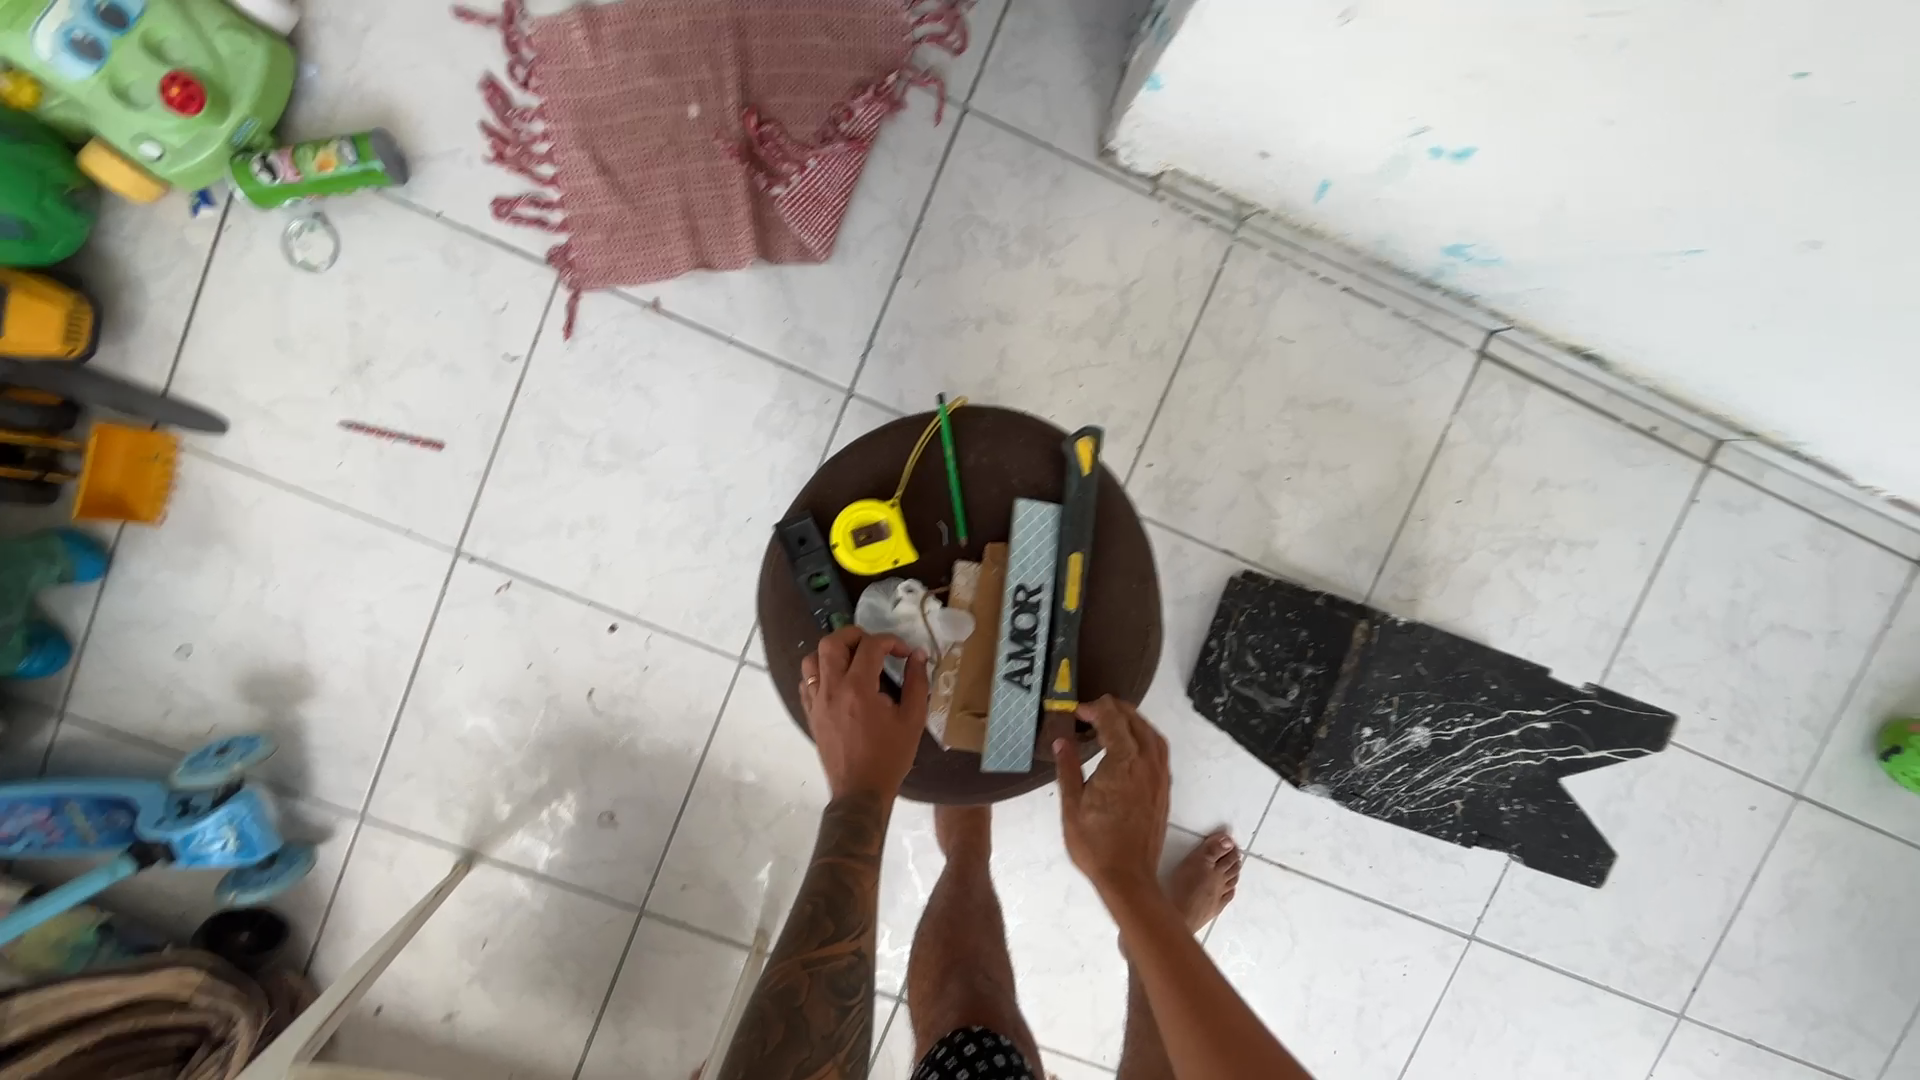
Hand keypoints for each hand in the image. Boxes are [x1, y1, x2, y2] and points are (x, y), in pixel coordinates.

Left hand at [801, 626, 928, 801]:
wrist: (860, 792)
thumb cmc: (889, 756)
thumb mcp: (912, 719)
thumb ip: (917, 682)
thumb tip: (917, 654)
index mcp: (858, 689)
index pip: (870, 646)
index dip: (890, 641)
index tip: (903, 652)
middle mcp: (832, 689)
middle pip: (832, 642)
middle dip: (856, 635)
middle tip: (875, 646)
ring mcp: (817, 701)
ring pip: (812, 659)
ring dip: (833, 652)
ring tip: (853, 660)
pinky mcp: (811, 713)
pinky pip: (806, 681)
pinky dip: (821, 672)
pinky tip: (839, 681)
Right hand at [1054, 696, 1171, 899]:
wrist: (1129, 878)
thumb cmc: (1095, 844)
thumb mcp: (1072, 805)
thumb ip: (1068, 767)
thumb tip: (1062, 739)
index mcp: (1123, 762)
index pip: (1112, 719)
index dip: (1094, 709)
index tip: (1075, 711)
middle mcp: (1146, 763)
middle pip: (1135, 721)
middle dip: (1113, 709)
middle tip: (1090, 710)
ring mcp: (1159, 776)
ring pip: (1151, 733)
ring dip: (1132, 720)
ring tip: (1111, 720)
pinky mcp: (1164, 789)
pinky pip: (1159, 750)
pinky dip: (1144, 737)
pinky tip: (1130, 745)